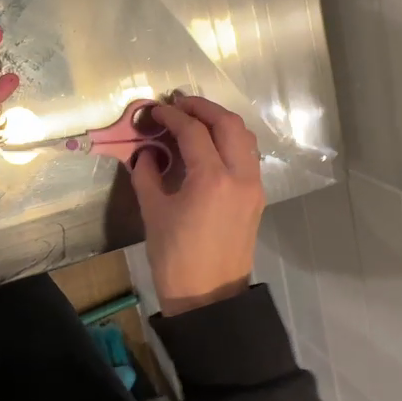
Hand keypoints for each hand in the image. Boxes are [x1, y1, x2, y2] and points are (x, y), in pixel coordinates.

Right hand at [130, 93, 265, 313]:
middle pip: (229, 125)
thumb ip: (148, 175)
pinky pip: (246, 156)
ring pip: (244, 138)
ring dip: (220, 122)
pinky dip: (228, 142)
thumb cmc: (175, 256)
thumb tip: (146, 152)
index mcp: (212, 179)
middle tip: (178, 103)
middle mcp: (239, 176)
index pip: (194, 131)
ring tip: (194, 119)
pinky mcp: (255, 198)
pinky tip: (207, 146)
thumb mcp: (153, 212)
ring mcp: (253, 187)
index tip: (155, 110)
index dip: (172, 115)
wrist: (208, 297)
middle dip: (203, 108)